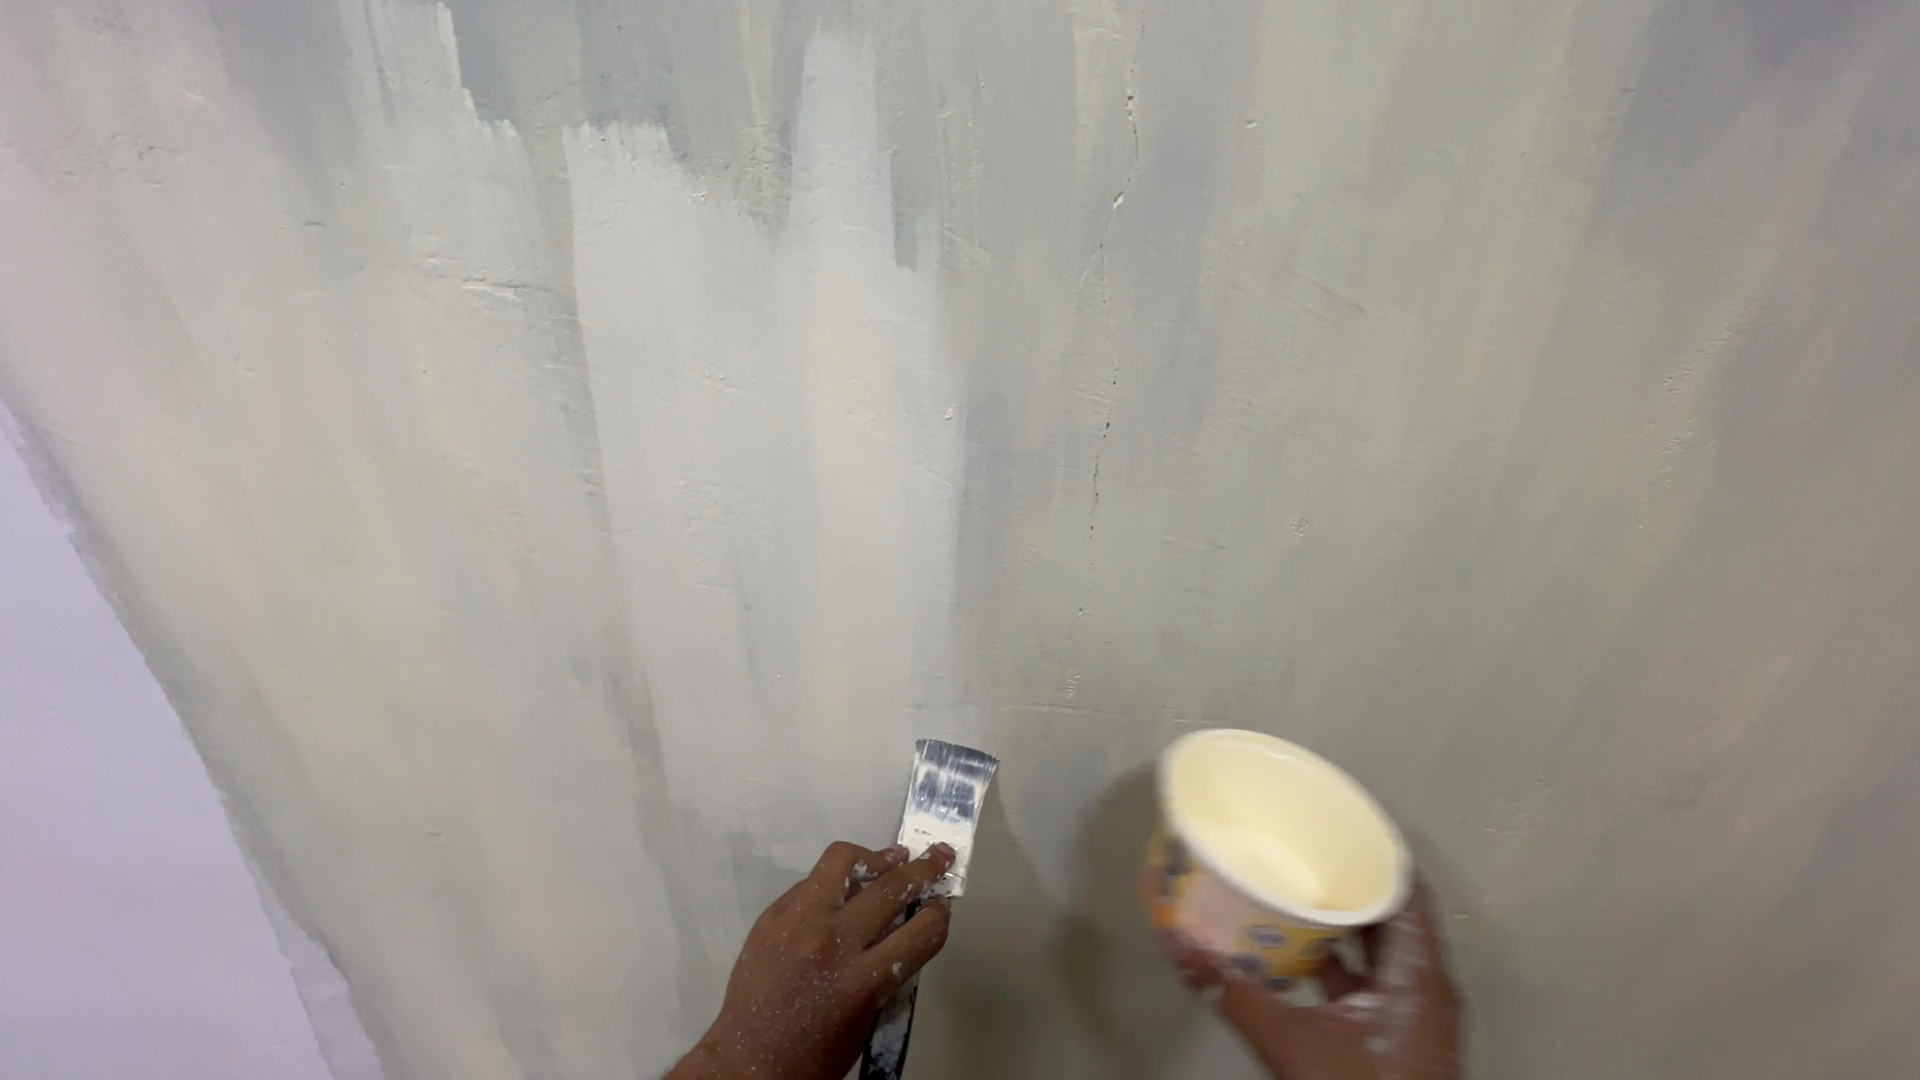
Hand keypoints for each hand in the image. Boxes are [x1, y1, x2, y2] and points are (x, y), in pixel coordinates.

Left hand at [668, 840, 955, 1079]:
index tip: (944, 903)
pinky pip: (812, 882)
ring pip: (843, 861)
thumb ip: (888, 966)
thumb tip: (906, 921)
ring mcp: (798, 922)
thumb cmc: (816, 1055)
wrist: (747, 1066)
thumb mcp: (866, 1016)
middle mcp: (832, 943)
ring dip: (875, 858)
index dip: (940, 913)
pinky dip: (835, 882)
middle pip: (890, 887)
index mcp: (862, 981)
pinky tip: (844, 891)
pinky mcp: (772, 915)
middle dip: (924, 868)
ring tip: (893, 858)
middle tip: (940, 855)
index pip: (922, 931)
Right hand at [1150, 877, 1462, 1079]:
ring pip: (1380, 946)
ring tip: (1289, 887)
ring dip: (1340, 919)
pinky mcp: (1395, 1037)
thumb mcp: (1291, 1044)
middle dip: (1345, 879)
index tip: (1329, 823)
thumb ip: (1232, 991)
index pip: (1407, 889)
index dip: (1374, 851)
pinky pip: (1370, 977)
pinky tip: (1293, 949)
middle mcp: (1426, 987)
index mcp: (1420, 976)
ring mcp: (1413, 1015)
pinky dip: (1337, 956)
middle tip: (1296, 848)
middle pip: (1392, 913)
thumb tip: (1175, 941)